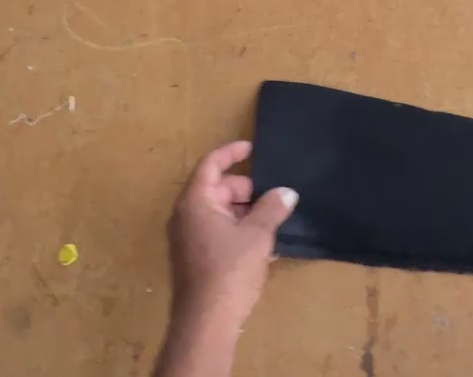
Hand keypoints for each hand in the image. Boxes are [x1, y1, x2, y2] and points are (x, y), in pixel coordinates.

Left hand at [153, 141, 297, 376]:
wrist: (206, 323)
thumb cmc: (229, 270)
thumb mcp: (257, 235)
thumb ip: (272, 208)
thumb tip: (287, 192)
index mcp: (195, 201)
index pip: (211, 164)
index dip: (232, 152)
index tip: (253, 147)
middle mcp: (185, 215)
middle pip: (216, 188)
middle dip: (245, 189)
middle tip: (271, 195)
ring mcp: (187, 238)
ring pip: (218, 211)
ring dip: (244, 212)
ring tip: (271, 221)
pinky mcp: (193, 258)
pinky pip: (216, 231)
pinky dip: (236, 229)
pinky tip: (260, 245)